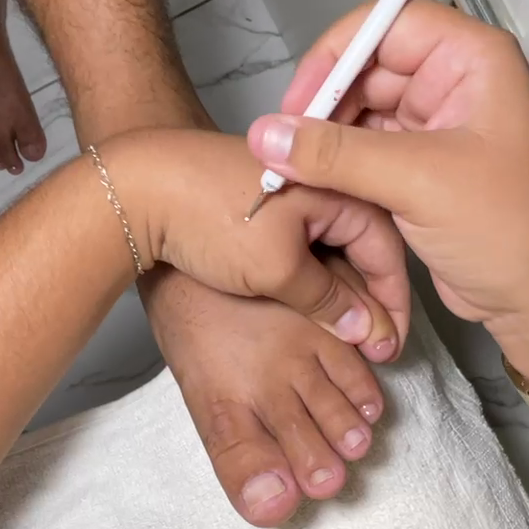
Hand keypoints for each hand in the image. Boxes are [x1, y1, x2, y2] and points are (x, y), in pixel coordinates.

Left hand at [102, 127, 410, 355]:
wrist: (135, 187)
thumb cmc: (207, 217)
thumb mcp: (276, 269)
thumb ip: (326, 300)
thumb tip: (363, 328)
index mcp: (334, 187)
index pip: (385, 250)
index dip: (393, 304)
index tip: (391, 344)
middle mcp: (319, 182)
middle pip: (363, 248)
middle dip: (370, 300)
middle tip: (373, 346)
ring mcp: (290, 190)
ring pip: (332, 248)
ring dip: (341, 290)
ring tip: (345, 332)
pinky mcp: (263, 202)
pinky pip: (305, 242)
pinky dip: (313, 274)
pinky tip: (312, 304)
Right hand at [247, 0, 528, 380]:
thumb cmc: (510, 230)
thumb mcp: (418, 181)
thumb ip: (337, 155)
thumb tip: (268, 135)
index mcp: (472, 61)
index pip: (388, 24)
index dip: (337, 54)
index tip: (299, 98)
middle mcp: (453, 85)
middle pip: (368, 69)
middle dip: (324, 104)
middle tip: (285, 144)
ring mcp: (436, 127)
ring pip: (362, 113)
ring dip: (326, 139)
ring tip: (291, 167)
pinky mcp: (419, 168)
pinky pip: (366, 151)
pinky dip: (338, 166)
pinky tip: (313, 183)